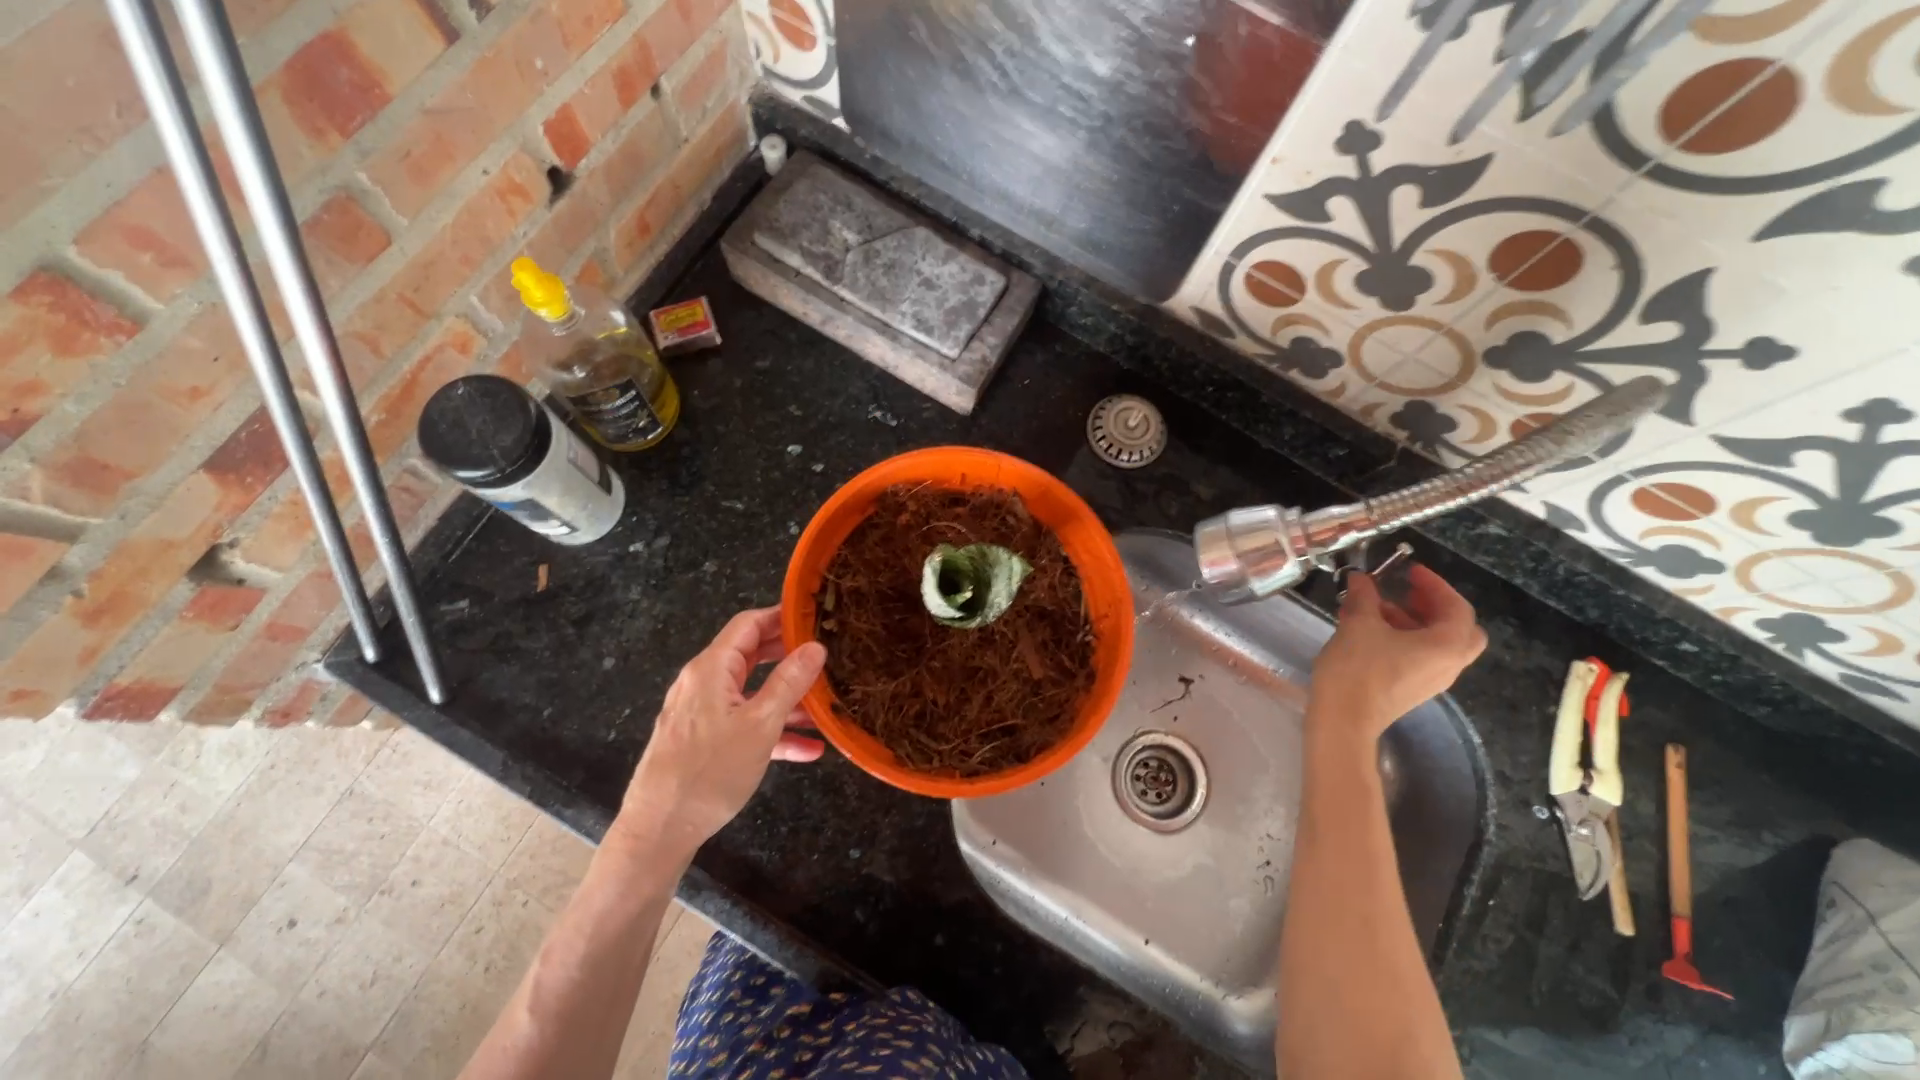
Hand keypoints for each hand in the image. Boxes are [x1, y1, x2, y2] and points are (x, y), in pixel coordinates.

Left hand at [613, 608, 826, 859]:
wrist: (660, 829)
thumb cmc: (710, 771)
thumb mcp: (760, 725)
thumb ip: (789, 683)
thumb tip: (815, 647)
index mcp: (711, 669)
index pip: (748, 624)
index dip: (781, 616)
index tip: (816, 619)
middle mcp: (703, 684)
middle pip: (751, 656)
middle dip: (789, 657)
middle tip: (828, 657)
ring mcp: (703, 714)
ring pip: (751, 693)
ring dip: (787, 698)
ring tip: (827, 705)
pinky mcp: (705, 742)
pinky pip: (744, 725)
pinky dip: (774, 731)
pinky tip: (809, 750)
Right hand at [1309, 566, 1485, 741]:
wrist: (1344, 720)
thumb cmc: (1358, 669)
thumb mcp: (1359, 624)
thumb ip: (1365, 596)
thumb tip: (1362, 578)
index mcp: (1447, 645)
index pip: (1457, 607)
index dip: (1435, 585)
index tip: (1410, 571)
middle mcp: (1449, 664)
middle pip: (1459, 629)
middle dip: (1435, 607)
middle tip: (1409, 593)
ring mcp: (1432, 681)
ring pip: (1438, 644)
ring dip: (1414, 621)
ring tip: (1377, 609)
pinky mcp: (1413, 690)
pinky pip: (1421, 657)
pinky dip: (1406, 639)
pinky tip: (1373, 633)